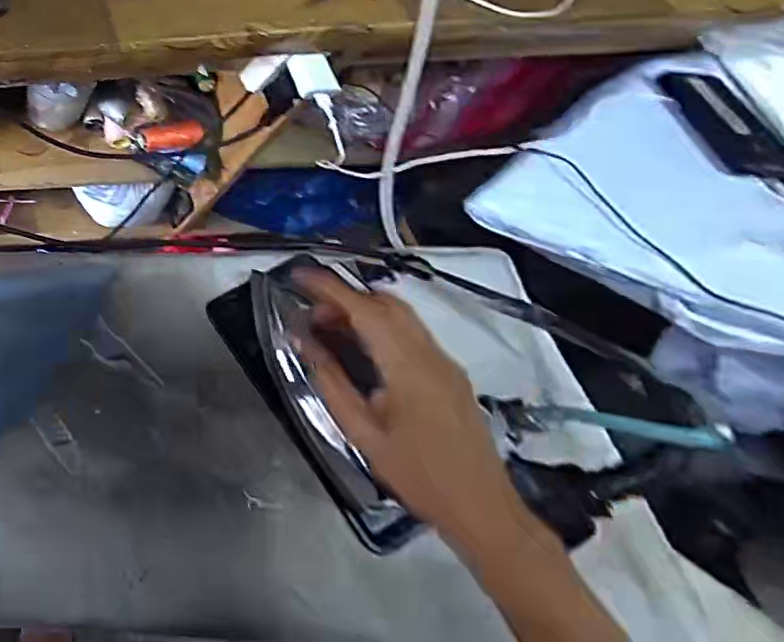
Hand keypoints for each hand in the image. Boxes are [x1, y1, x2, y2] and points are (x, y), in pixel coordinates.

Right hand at [294, 267, 533, 547]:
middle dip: (345, 297)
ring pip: (401, 314)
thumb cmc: (418, 475)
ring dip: (364, 310)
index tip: (301, 274)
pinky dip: (382, 325)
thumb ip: (331, 381)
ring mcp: (444, 360)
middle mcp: (429, 352)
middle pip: (385, 303)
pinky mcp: (450, 372)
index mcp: (407, 364)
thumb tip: (303, 341)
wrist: (483, 509)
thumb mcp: (363, 432)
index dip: (329, 287)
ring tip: (331, 328)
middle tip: (311, 312)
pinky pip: (412, 332)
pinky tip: (363, 348)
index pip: (364, 309)